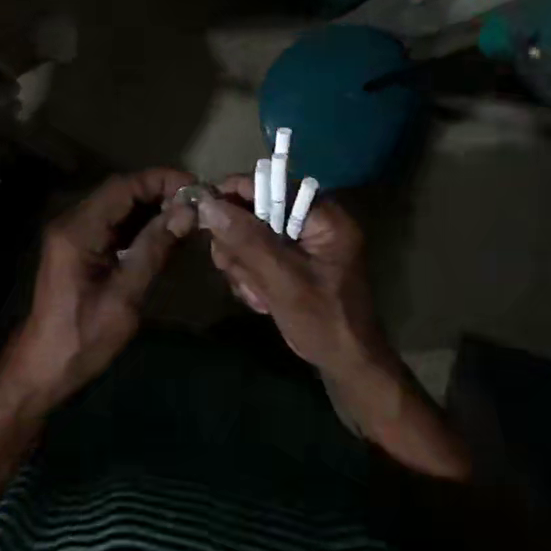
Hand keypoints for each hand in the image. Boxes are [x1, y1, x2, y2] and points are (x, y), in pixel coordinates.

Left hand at [0, 169, 195, 413]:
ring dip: (151, 206)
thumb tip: (186, 213)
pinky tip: (165, 233)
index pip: (123, 187)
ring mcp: (73, 233)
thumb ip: (153, 250)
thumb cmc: (83, 337)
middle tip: (197, 202)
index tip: (195, 188)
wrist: (43, 367)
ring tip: (188, 215)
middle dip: (159, 191)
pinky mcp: (78, 246)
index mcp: (78, 230)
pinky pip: (112, 223)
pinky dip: (139, 223)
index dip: (160, 180)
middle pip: (120, 191)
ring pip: (117, 206)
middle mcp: (72, 222)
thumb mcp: (125, 297)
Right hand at [200, 177, 389, 381]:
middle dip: (238, 242)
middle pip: (254, 209)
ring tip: (254, 293)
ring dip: (242, 264)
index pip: (271, 185)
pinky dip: (249, 275)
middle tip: (232, 268)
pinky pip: (254, 253)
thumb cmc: (323, 321)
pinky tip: (259, 299)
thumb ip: (247, 240)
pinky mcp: (290, 260)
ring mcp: (300, 241)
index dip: (234, 194)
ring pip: (249, 233)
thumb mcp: (283, 280)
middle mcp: (311, 221)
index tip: (204, 210)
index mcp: (323, 216)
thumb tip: (208, 204)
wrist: (346, 364)